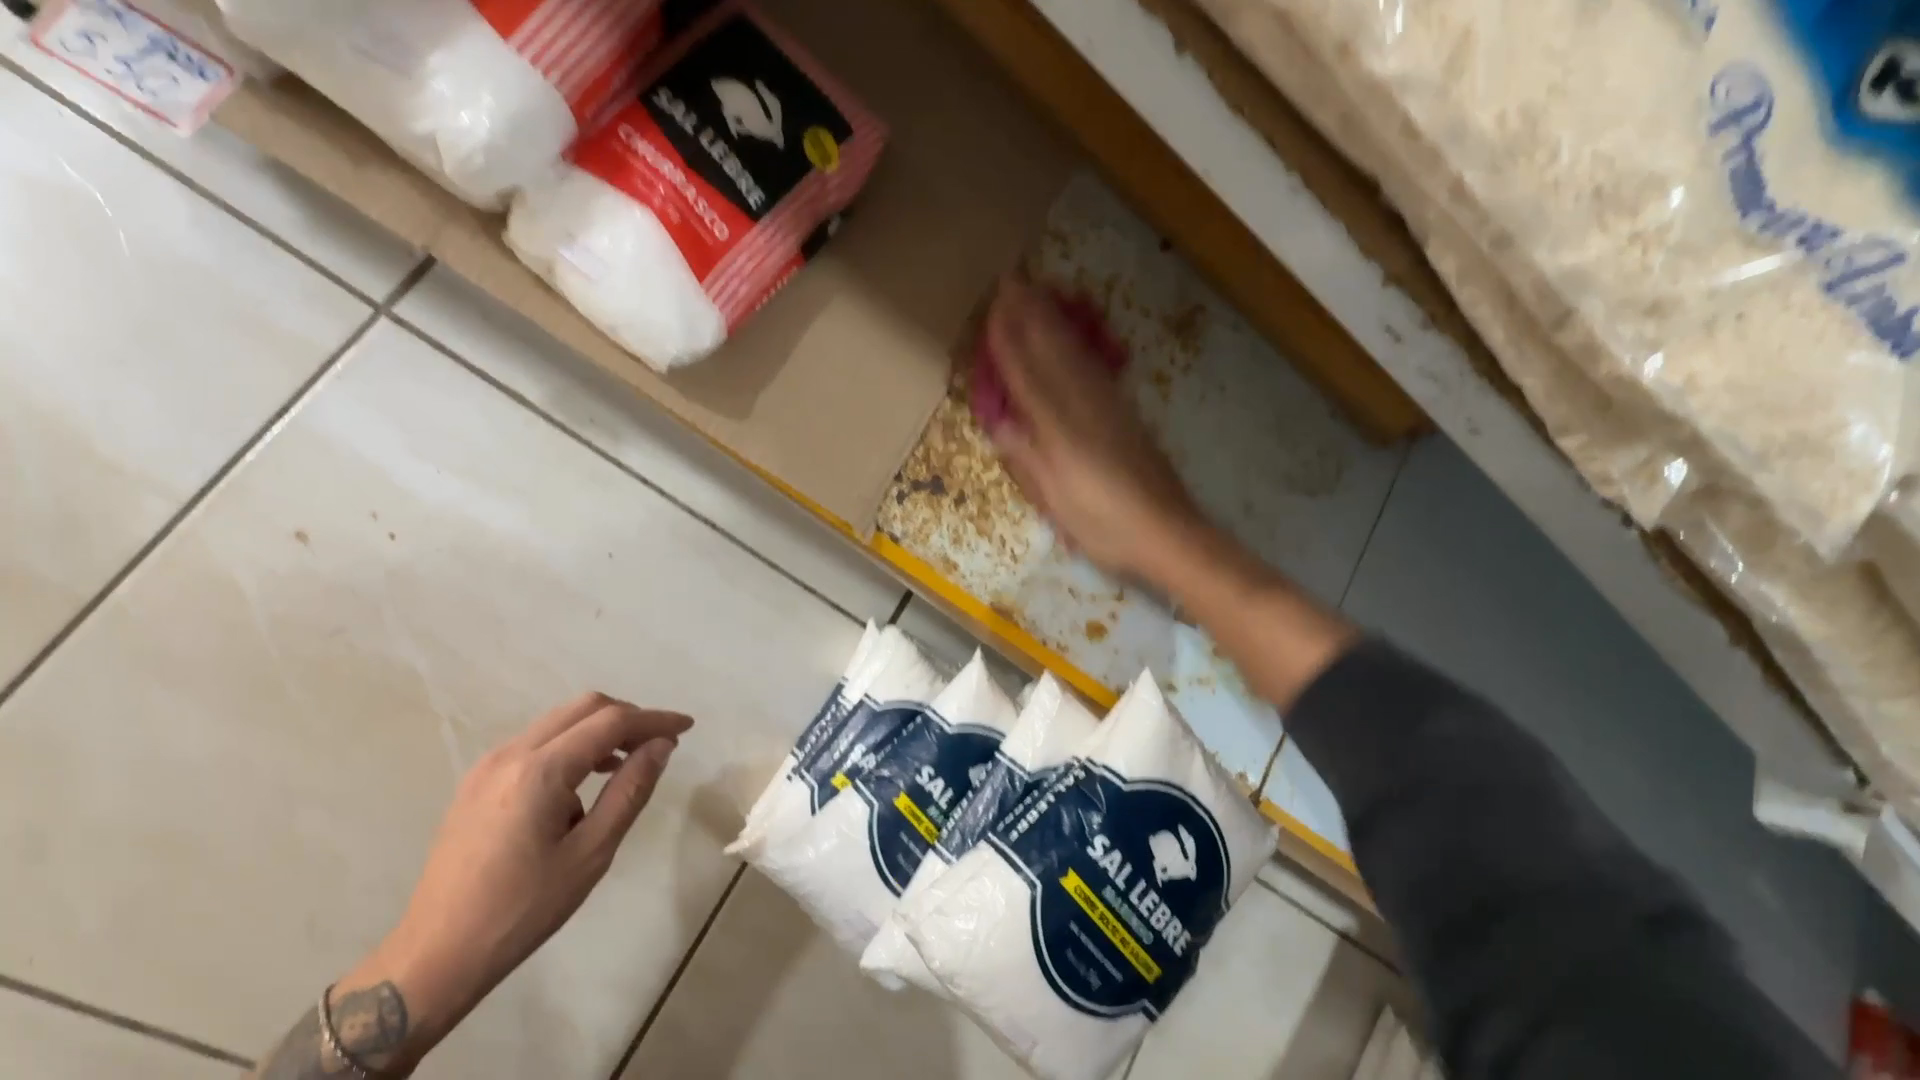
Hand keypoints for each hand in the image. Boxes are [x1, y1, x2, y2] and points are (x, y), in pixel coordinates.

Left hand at [323, 694, 691, 1072]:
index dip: (654, 720)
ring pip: (557, 723)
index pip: (610, 722)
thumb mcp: (591, 853)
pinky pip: (535, 744)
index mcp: (540, 771)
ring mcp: (487, 766)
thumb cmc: (523, 910)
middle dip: (628, 717)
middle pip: (582, 708)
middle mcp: (510, 754)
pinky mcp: (476, 783)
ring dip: (598, 731)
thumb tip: (661, 746)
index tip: (687, 728)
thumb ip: (629, 791)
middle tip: (660, 744)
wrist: (437, 953)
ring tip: (627, 766)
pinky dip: (570, 748)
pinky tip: (582, 787)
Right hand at [984, 278, 1210, 580]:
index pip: (1027, 376)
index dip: (1010, 341)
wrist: (1168, 533)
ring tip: (1037, 294)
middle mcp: (1083, 409)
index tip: (996, 308)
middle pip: (1052, 354)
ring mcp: (1108, 408)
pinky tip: (1072, 337)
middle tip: (1013, 281)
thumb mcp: (1057, 502)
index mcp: (1060, 431)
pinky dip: (1078, 345)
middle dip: (1031, 317)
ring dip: (1053, 322)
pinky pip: (1093, 368)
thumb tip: (999, 423)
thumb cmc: (1106, 527)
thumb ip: (1028, 458)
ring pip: (1074, 355)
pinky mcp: (1125, 415)